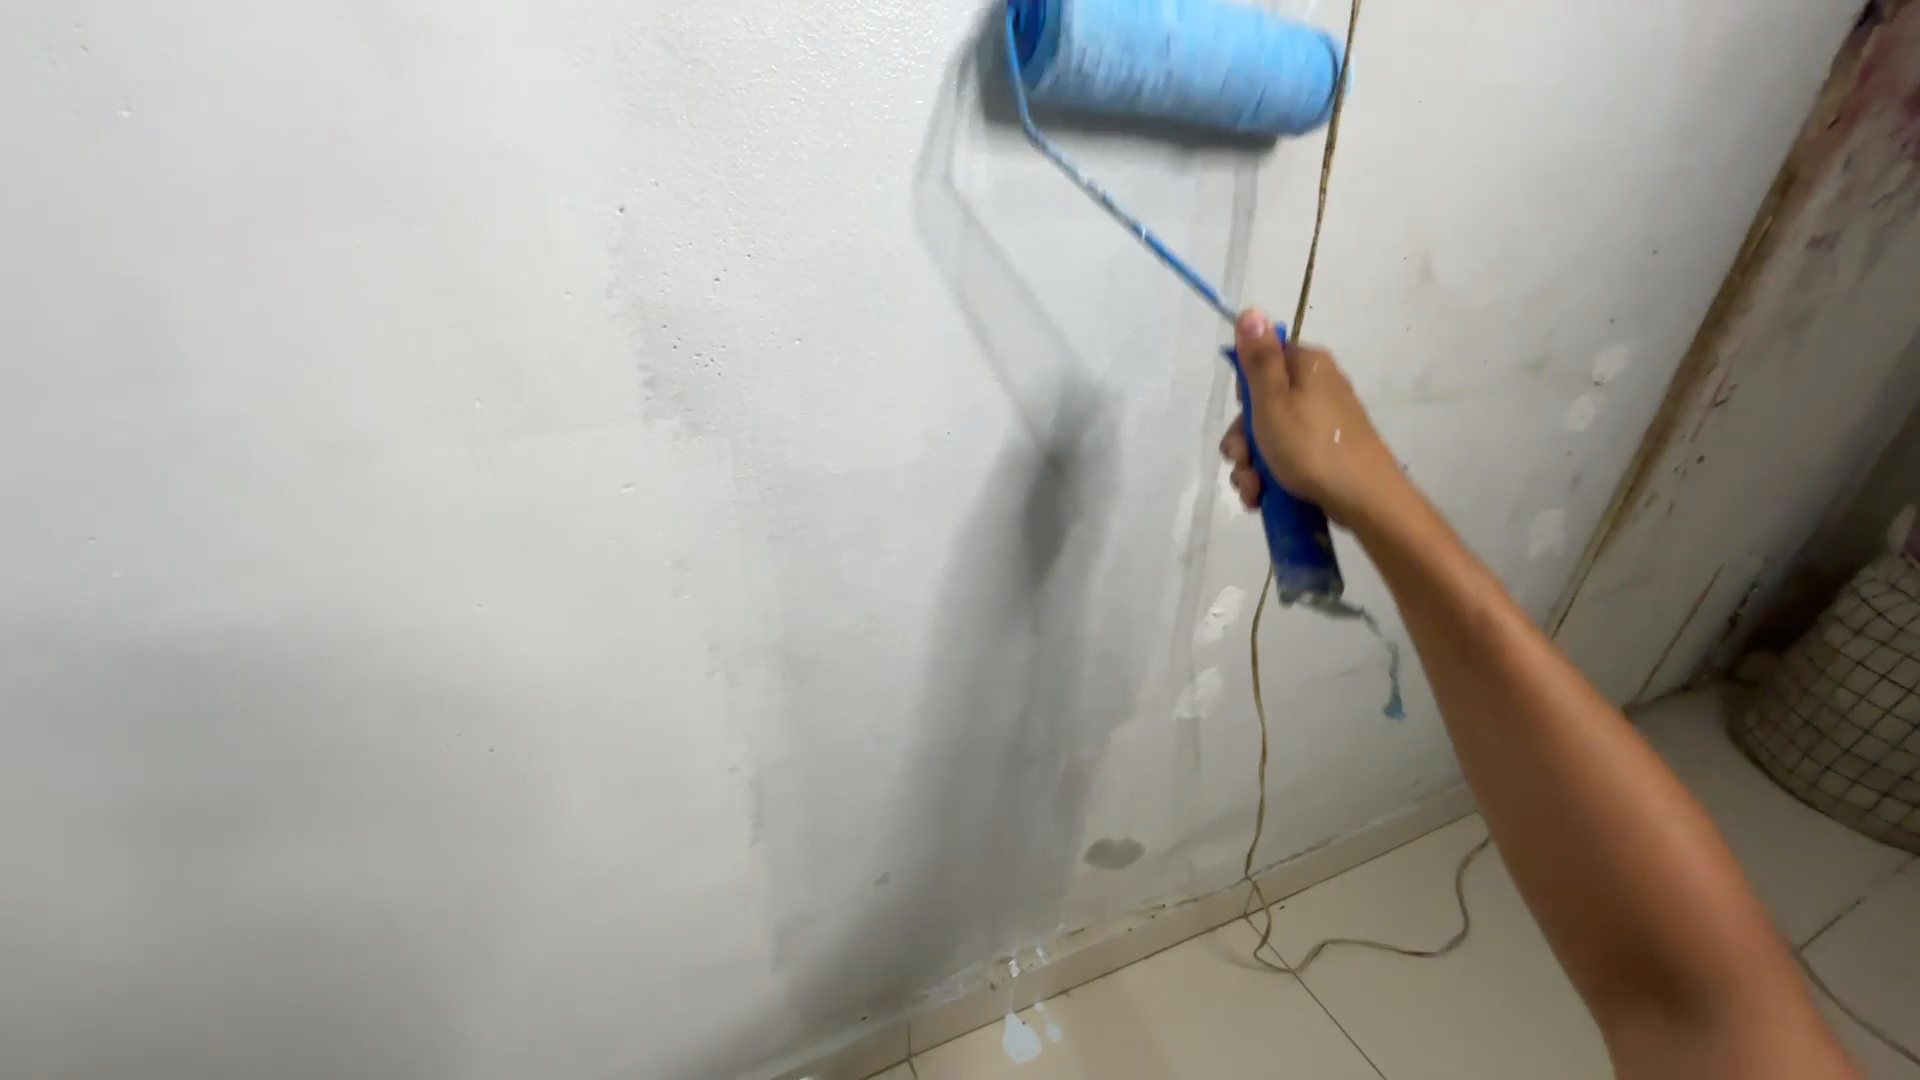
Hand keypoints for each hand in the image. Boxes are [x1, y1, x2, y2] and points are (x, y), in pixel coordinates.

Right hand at [1219, 308, 1403, 526]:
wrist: (1363, 498)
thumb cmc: (1311, 446)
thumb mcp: (1272, 401)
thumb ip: (1258, 359)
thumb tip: (1252, 310)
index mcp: (1307, 366)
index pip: (1261, 363)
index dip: (1244, 394)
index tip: (1244, 415)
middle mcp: (1317, 387)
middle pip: (1259, 407)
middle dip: (1243, 442)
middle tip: (1243, 462)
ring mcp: (1322, 422)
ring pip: (1267, 438)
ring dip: (1250, 466)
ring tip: (1253, 490)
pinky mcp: (1324, 452)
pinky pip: (1284, 458)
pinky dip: (1269, 478)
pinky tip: (1262, 497)